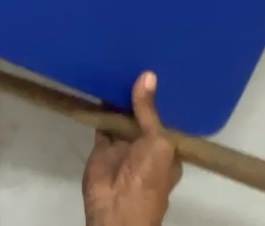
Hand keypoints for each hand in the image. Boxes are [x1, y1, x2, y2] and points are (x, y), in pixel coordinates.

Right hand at [83, 72, 182, 225]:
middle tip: (134, 57)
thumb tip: (148, 75)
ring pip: (121, 117)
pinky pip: (101, 122)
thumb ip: (149, 111)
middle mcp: (146, 145)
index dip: (163, 97)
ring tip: (115, 62)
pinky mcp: (102, 145)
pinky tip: (97, 84)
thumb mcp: (158, 142)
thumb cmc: (148, 177)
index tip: (159, 67)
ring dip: (118, 98)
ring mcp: (123, 145)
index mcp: (167, 148)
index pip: (166, 118)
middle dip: (138, 93)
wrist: (116, 207)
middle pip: (141, 115)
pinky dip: (99, 107)